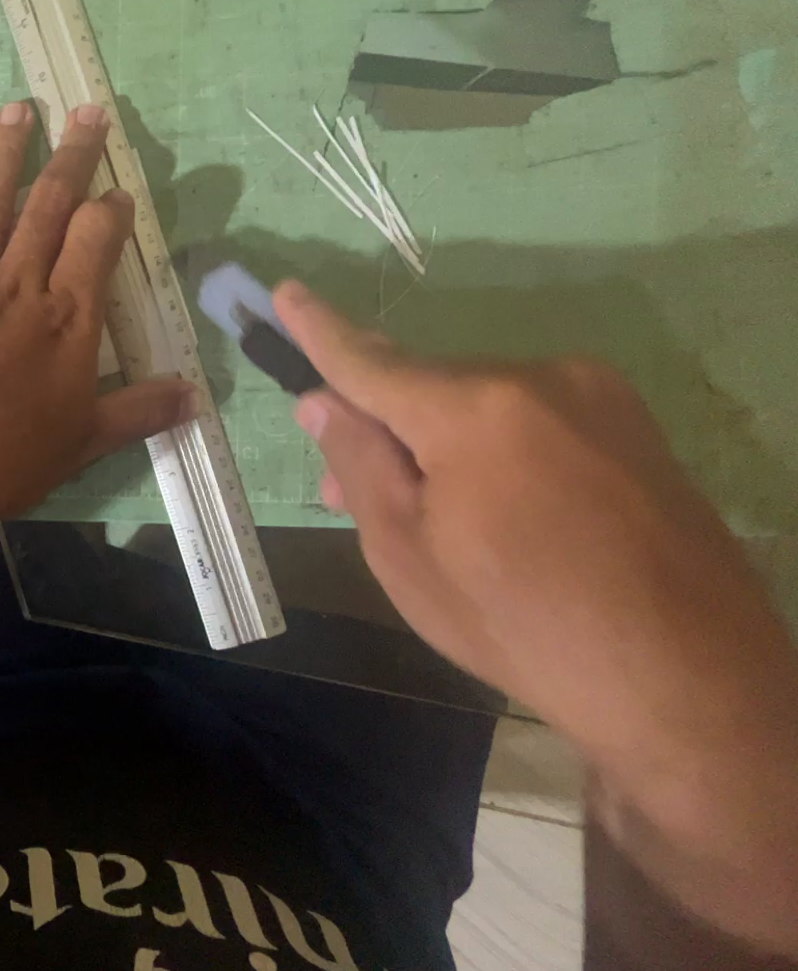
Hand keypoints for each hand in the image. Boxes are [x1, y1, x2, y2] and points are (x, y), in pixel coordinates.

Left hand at [0, 101, 194, 534]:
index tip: (118, 191)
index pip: (98, 240)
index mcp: (68, 316)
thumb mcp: (85, 442)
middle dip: (71, 155)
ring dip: (4, 157)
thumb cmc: (8, 458)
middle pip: (51, 206)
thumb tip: (196, 396)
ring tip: (17, 111)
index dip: (111, 209)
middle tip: (85, 112)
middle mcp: (20, 287)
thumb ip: (139, 412)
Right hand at [275, 279, 789, 719]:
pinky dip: (480, 448)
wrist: (685, 681)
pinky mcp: (632, 429)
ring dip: (427, 442)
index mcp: (477, 410)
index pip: (370, 361)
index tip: (284, 289)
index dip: (317, 329)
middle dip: (376, 425)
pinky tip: (479, 507)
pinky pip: (524, 418)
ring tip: (415, 512)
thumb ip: (358, 462)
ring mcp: (599, 400)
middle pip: (422, 386)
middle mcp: (542, 381)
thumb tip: (324, 400)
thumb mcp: (402, 548)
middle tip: (344, 490)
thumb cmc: (514, 617)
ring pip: (473, 403)